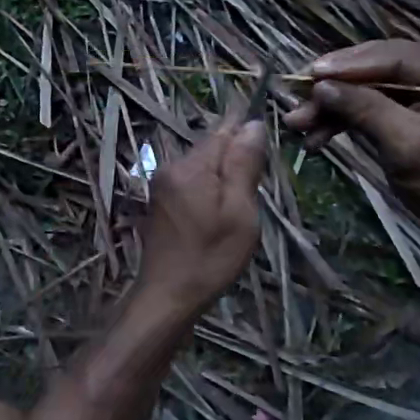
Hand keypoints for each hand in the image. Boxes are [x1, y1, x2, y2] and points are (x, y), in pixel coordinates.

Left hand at [138, 116, 267, 313]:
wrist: (168, 295)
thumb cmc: (210, 257)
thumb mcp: (239, 211)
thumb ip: (244, 165)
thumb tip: (252, 124)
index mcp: (191, 166)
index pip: (223, 130)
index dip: (246, 138)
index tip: (261, 163)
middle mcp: (170, 167)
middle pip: (211, 147)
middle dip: (235, 161)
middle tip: (251, 194)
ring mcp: (161, 185)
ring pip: (201, 166)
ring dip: (222, 178)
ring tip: (237, 208)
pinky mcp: (159, 203)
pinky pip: (190, 183)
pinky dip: (208, 192)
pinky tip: (216, 216)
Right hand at [282, 41, 419, 226]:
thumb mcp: (408, 146)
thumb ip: (366, 110)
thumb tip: (322, 86)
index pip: (397, 57)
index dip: (350, 64)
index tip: (310, 75)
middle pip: (380, 70)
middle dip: (336, 88)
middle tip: (298, 102)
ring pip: (373, 90)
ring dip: (336, 107)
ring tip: (300, 126)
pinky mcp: (418, 114)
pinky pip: (377, 108)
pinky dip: (349, 121)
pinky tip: (320, 137)